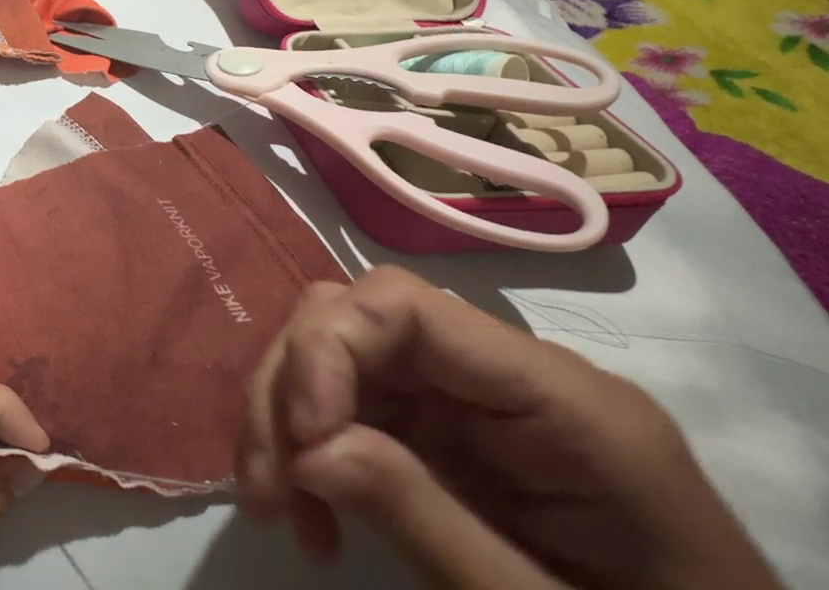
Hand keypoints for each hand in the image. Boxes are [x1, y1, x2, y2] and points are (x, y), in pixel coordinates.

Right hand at [240, 267, 781, 589]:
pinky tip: (311, 519)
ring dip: (285, 421)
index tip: (299, 438)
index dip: (328, 347)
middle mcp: (507, 376)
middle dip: (290, 387)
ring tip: (274, 509)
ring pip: (338, 358)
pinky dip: (308, 453)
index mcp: (564, 400)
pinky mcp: (445, 431)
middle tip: (265, 485)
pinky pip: (350, 408)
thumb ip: (431, 523)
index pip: (408, 305)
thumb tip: (305, 450)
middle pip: (358, 319)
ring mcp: (471, 401)